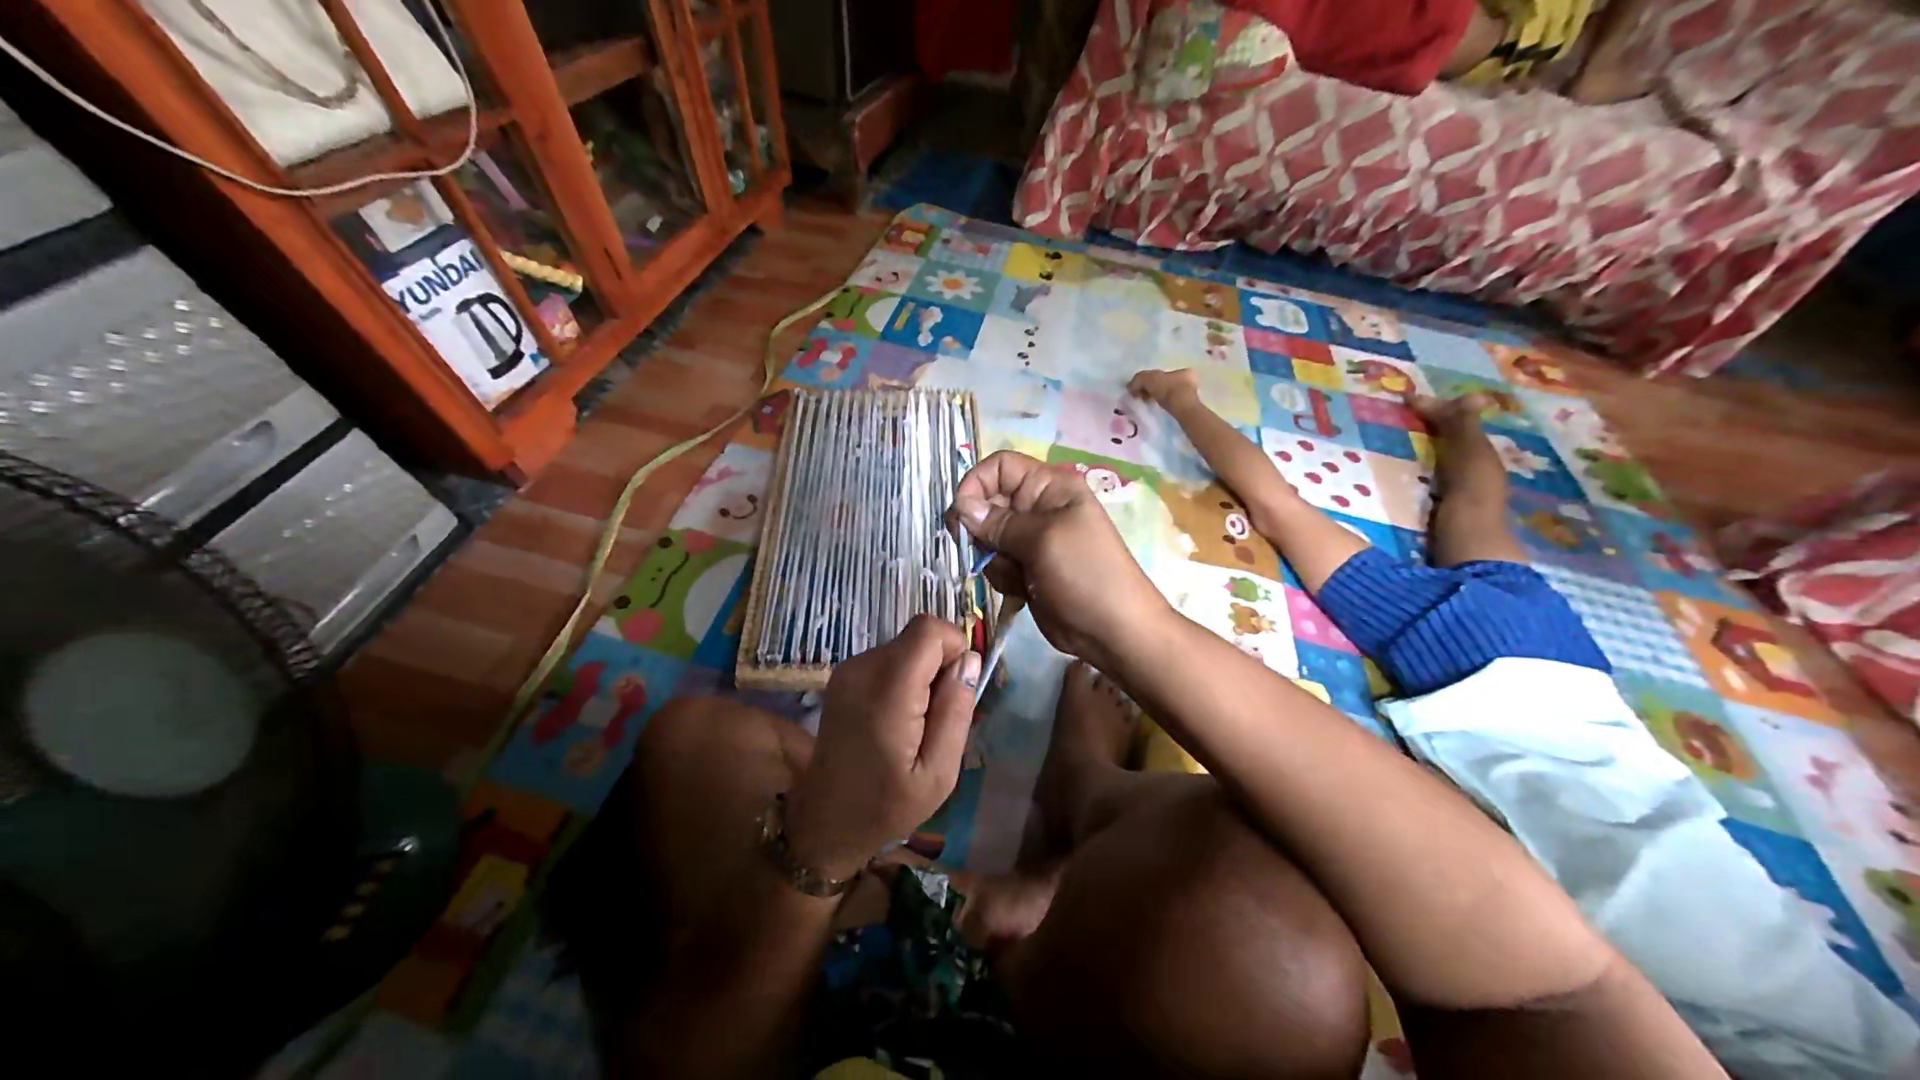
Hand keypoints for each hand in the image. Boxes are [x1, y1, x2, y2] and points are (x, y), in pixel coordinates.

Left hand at [783, 615, 980, 881]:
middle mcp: (861, 667)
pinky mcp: (842, 677)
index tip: (956, 691)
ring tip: (918, 726)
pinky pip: (888, 660)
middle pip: (918, 637)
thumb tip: (969, 661)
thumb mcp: (939, 773)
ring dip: (922, 676)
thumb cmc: (886, 806)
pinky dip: (904, 681)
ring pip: (905, 647)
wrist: (825, 823)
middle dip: (941, 667)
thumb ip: (956, 711)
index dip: (955, 649)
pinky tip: (898, 722)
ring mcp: (847, 670)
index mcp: (885, 689)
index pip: (929, 629)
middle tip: (938, 719)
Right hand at [947, 450, 1172, 665]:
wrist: (1112, 631)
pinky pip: (996, 563)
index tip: (962, 514)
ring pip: (986, 538)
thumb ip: (999, 522)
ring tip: (1019, 575)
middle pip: (987, 503)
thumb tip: (961, 506)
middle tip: (987, 552)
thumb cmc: (1086, 575)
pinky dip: (1002, 577)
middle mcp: (1037, 507)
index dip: (976, 484)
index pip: (999, 466)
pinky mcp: (1025, 568)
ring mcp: (1031, 540)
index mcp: (1049, 486)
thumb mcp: (1043, 540)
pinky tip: (1023, 590)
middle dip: (981, 529)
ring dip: (993, 559)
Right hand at [1128, 368, 1199, 407]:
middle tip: (1142, 396)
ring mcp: (1191, 396)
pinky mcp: (1188, 410)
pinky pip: (1172, 406)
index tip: (1142, 387)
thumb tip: (1131, 387)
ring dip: (1157, 399)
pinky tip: (1156, 409)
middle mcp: (1190, 381)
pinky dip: (1163, 407)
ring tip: (1147, 404)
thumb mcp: (1148, 379)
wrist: (1181, 409)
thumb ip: (1138, 380)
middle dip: (1154, 389)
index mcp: (1184, 371)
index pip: (1166, 373)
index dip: (1151, 379)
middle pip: (1166, 384)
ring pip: (1169, 395)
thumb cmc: (1168, 389)